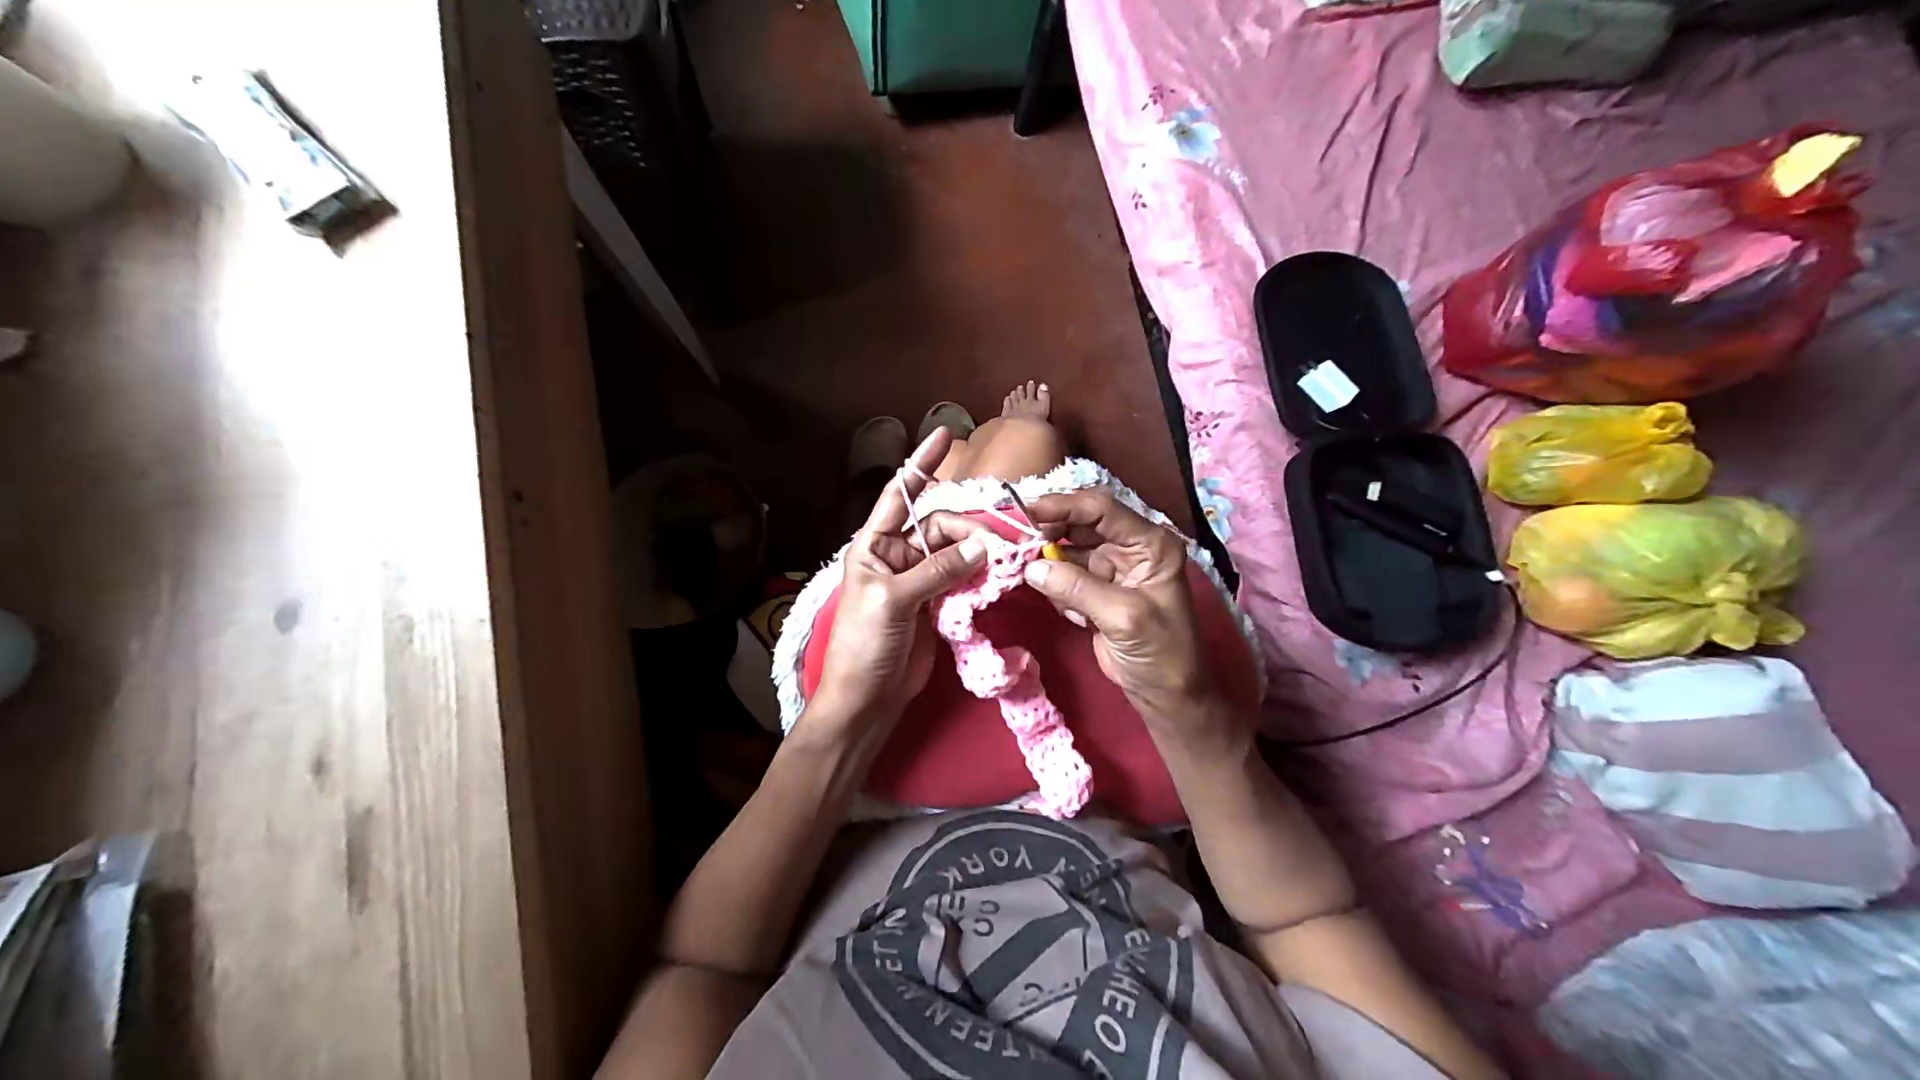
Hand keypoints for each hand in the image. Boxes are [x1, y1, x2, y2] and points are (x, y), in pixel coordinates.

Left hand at [804, 429, 987, 749]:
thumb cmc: (864, 644)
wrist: (868, 699)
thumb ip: (937, 571)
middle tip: (997, 543)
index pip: (899, 494)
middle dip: (968, 527)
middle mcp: (897, 555)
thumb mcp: (894, 600)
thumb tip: (982, 547)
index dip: (920, 465)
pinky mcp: (938, 603)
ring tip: (1003, 558)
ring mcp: (920, 579)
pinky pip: (964, 578)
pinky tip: (996, 574)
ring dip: (979, 551)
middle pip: (940, 525)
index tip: (945, 436)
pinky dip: (980, 574)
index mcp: (874, 545)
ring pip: (956, 551)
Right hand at [1020, 491, 1238, 741]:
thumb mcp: (1123, 617)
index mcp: (1149, 544)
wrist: (1167, 694)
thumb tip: (1032, 567)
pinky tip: (1072, 614)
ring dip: (1049, 563)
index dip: (1063, 506)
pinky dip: (1056, 588)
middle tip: (1020, 544)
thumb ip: (1077, 588)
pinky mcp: (1094, 590)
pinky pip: (1063, 575)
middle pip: (1080, 524)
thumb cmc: (1161, 653)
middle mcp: (1130, 548)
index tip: (1027, 511)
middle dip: (1050, 532)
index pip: (1101, 509)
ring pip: (1068, 549)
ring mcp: (1111, 568)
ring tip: (1034, 577)